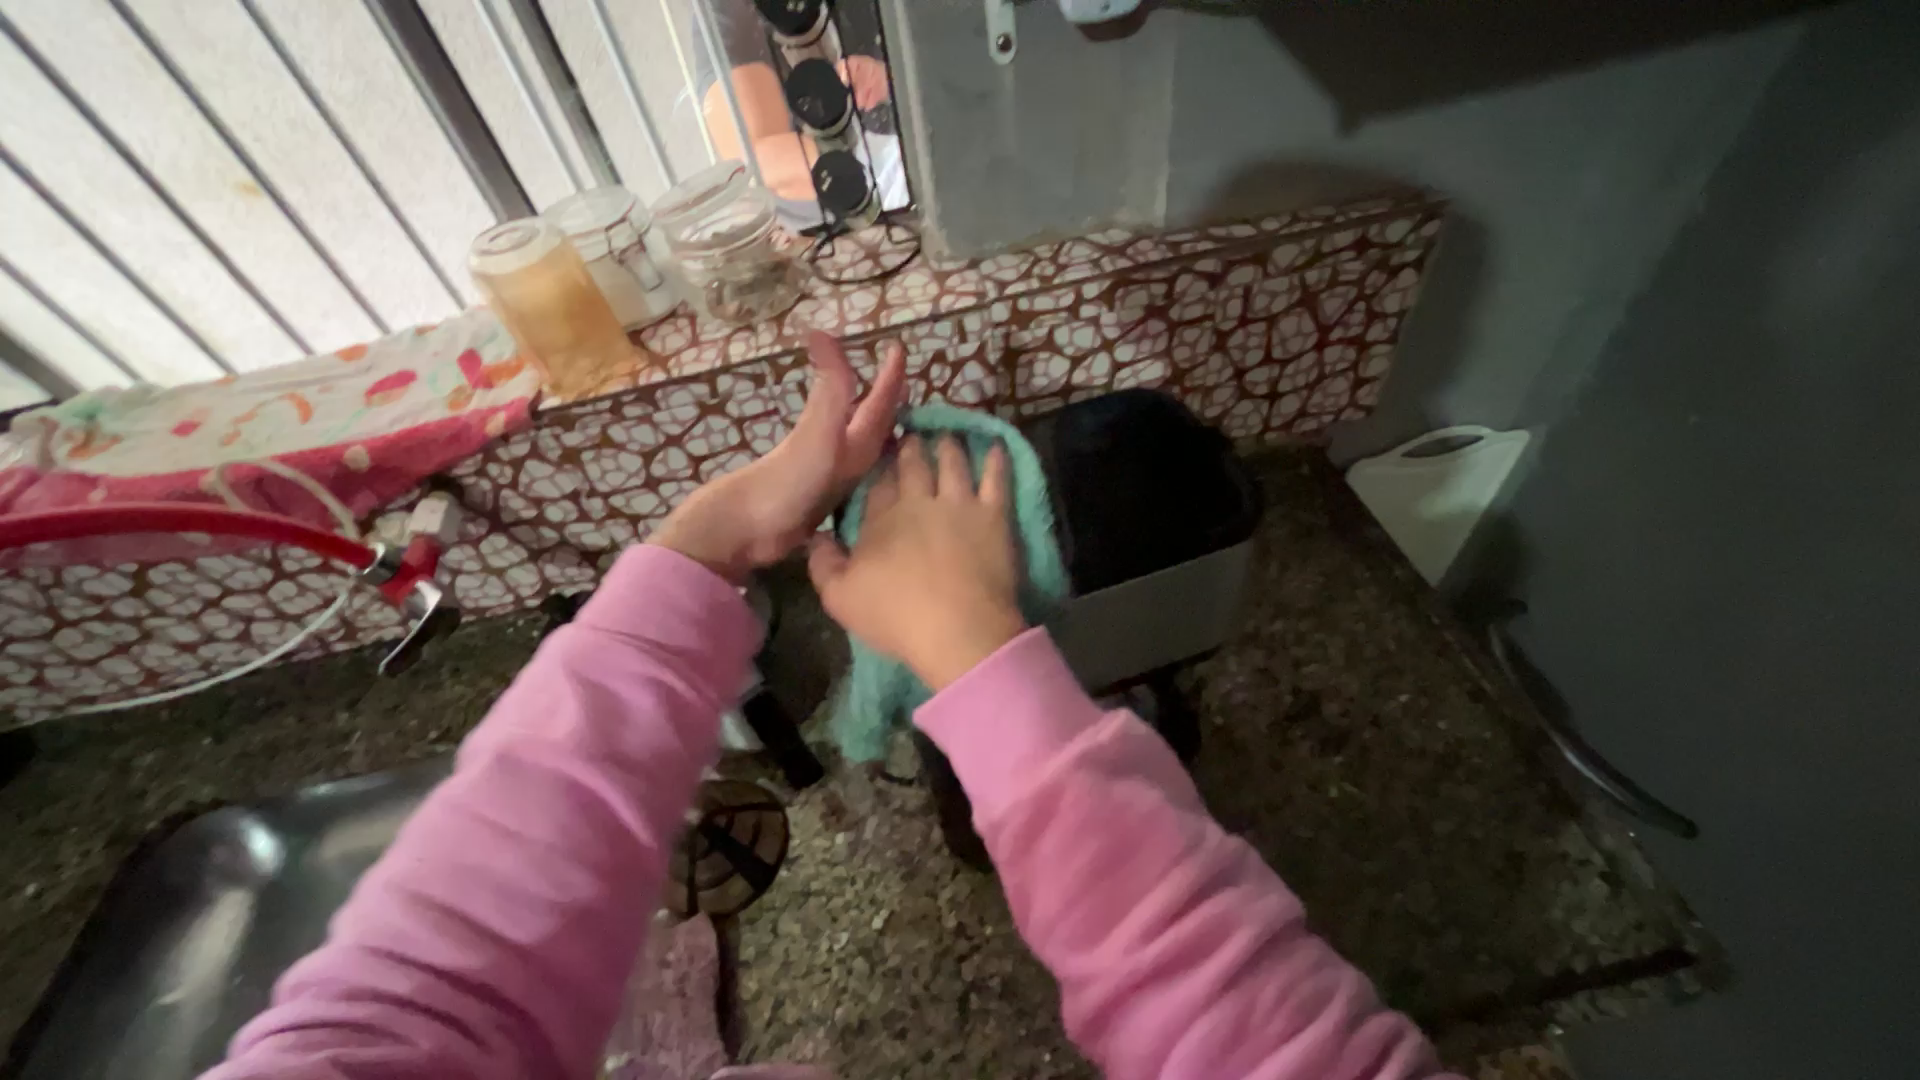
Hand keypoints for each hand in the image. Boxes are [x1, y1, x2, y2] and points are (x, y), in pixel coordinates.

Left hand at [649, 332, 906, 582]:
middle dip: (891, 409)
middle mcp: (842, 451)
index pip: (874, 401)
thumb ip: (831, 386)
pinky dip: (877, 482)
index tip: (900, 351)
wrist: (752, 527)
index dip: (889, 380)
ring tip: (914, 442)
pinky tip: (887, 489)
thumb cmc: (791, 476)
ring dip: (887, 446)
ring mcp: (834, 480)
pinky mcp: (829, 508)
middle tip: (915, 398)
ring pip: (869, 455)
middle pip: (872, 425)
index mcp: (843, 431)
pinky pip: (862, 487)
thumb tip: (817, 328)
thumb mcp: (819, 427)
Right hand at [807, 435, 1026, 689]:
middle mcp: (918, 501)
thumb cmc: (895, 617)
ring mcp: (958, 504)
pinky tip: (995, 446)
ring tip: (946, 435)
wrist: (957, 630)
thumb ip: (822, 563)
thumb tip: (814, 535)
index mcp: (881, 519)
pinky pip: (996, 478)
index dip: (879, 462)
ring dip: (948, 445)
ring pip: (952, 462)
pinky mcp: (993, 515)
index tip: (880, 448)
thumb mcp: (839, 598)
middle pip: (914, 463)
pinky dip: (995, 460)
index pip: (878, 481)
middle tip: (912, 432)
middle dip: (912, 445)